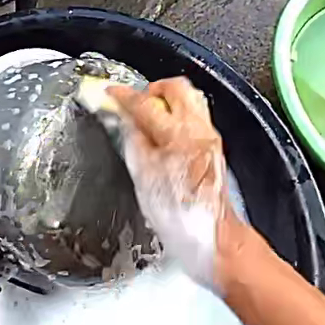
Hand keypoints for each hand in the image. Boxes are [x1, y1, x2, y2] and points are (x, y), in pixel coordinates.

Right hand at [100, 78, 237, 288]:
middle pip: (176, 87)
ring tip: (148, 115)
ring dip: (167, 99)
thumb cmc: (180, 216)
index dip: (123, 95)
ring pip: (189, 98)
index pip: (145, 102)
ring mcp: (209, 135)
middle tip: (133, 102)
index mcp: (177, 135)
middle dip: (151, 89)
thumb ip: (134, 142)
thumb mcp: (143, 178)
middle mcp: (198, 129)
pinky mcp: (213, 145)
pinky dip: (176, 114)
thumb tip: (125, 121)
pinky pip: (195, 115)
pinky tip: (164, 132)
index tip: (109, 93)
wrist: (215, 236)